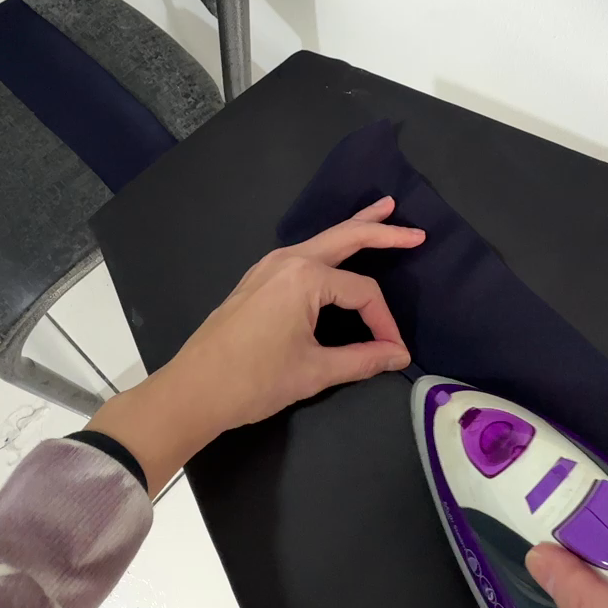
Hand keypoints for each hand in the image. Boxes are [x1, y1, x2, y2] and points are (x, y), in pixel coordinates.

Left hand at [85, 197, 423, 491]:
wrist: (191, 391)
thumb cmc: (253, 381)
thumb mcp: (314, 371)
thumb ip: (362, 360)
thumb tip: (399, 356)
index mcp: (305, 278)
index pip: (363, 293)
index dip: (384, 321)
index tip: (395, 350)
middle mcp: (289, 259)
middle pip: (346, 237)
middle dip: (383, 231)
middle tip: (416, 232)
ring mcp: (270, 265)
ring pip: (324, 239)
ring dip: (355, 229)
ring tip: (383, 215)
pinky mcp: (260, 277)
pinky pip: (306, 251)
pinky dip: (331, 245)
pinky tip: (340, 250)